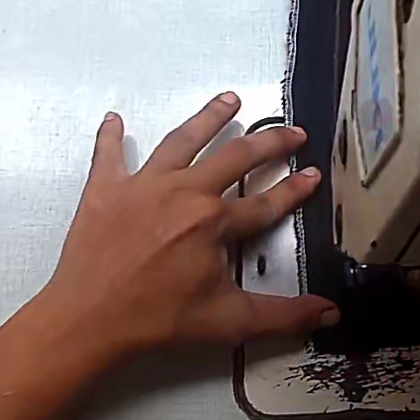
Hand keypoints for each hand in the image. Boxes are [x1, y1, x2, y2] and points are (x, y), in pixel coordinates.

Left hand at [32, 92, 339, 361]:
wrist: (88, 320)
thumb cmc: (159, 320)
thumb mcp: (230, 321)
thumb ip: (284, 316)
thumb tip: (330, 313)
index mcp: (214, 222)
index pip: (266, 202)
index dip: (294, 189)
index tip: (313, 173)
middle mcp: (184, 193)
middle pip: (235, 157)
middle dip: (269, 142)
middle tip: (291, 130)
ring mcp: (143, 186)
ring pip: (182, 140)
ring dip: (209, 118)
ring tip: (229, 99)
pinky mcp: (105, 189)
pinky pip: (108, 155)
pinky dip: (111, 137)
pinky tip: (115, 118)